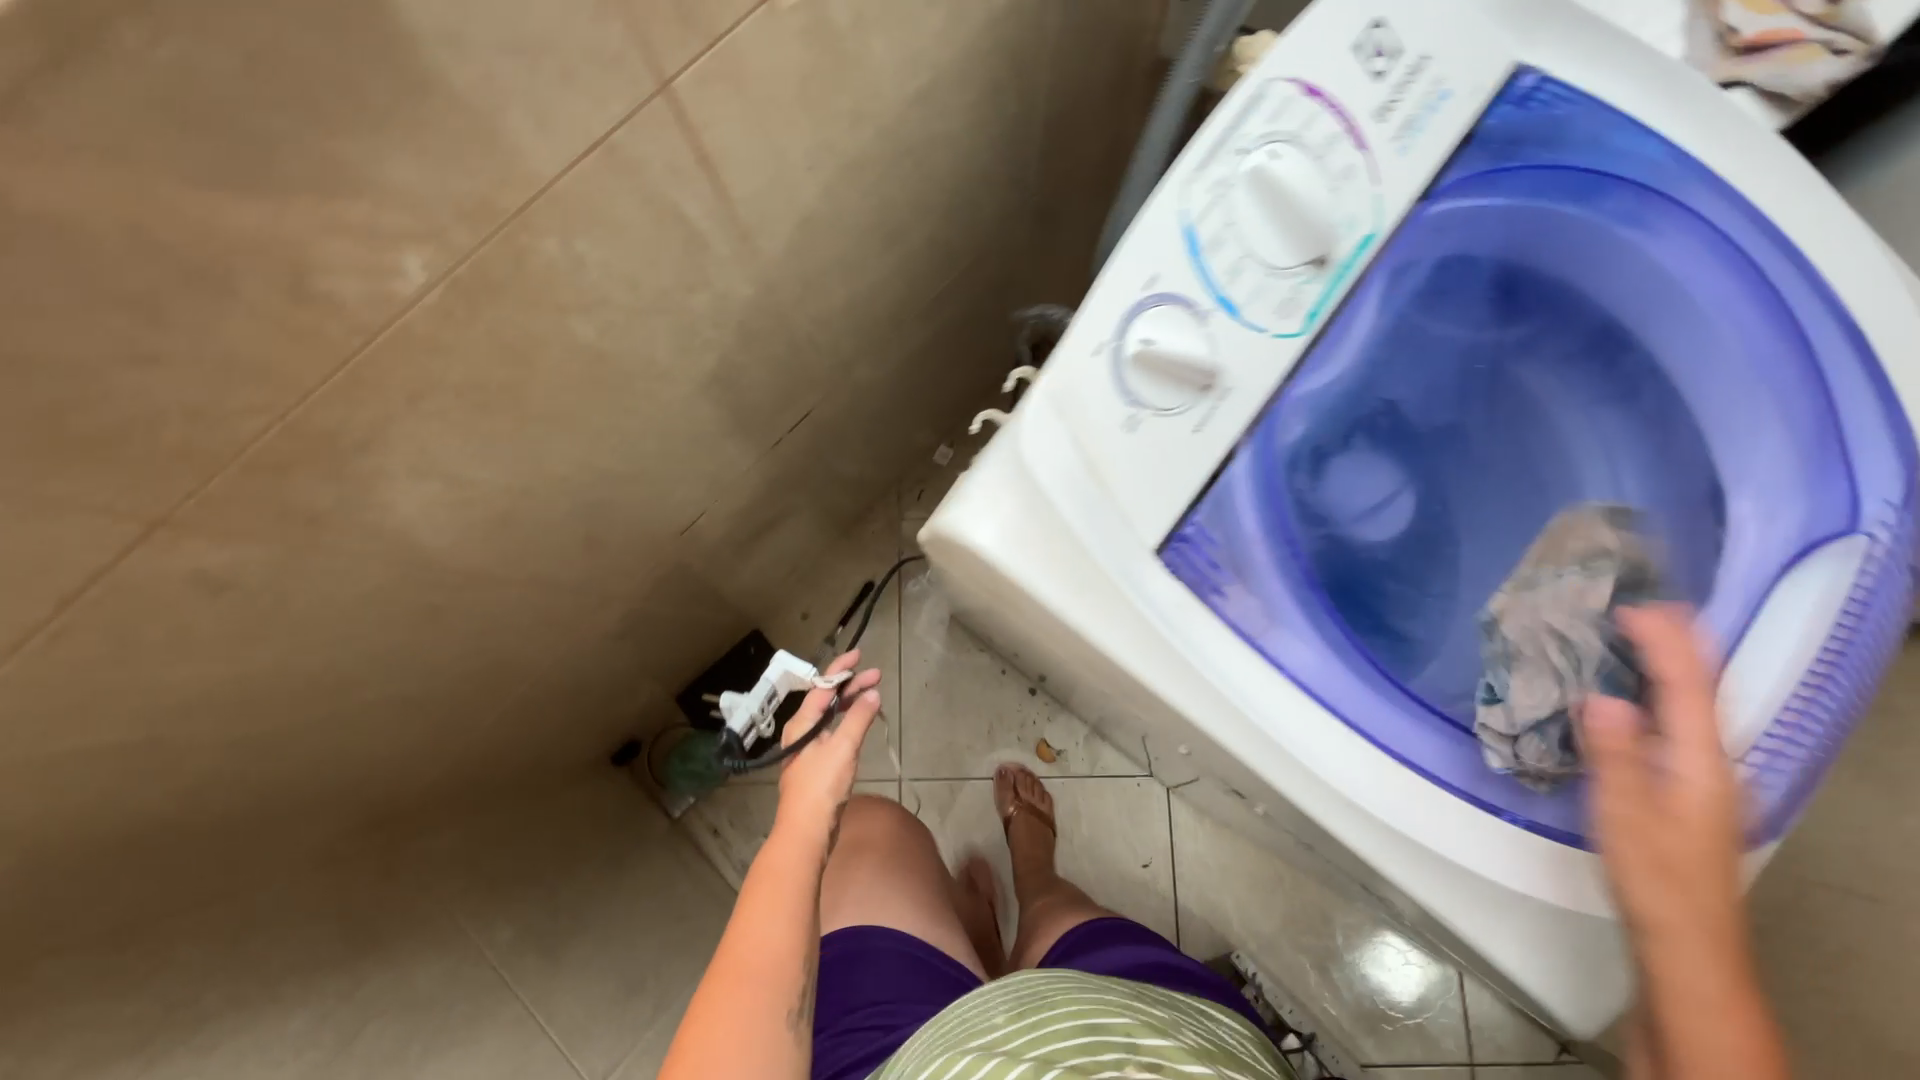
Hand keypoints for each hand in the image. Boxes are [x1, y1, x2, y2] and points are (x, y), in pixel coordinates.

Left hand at [775, 650, 882, 839]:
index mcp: (802, 723)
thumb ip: (858, 718)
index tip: (860, 655)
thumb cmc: (822, 786)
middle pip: (826, 700)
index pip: (822, 688)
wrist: (806, 830)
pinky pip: (833, 732)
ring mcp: (808, 749)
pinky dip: (848, 721)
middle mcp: (802, 731)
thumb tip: (872, 692)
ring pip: (830, 716)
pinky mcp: (817, 764)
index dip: (841, 670)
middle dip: (850, 686)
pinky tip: (860, 723)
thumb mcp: (843, 748)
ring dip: (850, 703)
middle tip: (877, 675)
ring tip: (871, 694)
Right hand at [1580, 605, 1745, 954]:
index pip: (1686, 688)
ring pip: (1699, 707)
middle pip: (1706, 690)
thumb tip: (1603, 698)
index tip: (1633, 608)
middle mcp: (1715, 763)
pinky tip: (1646, 696)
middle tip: (1649, 607)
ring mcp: (1709, 778)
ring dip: (1677, 666)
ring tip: (1648, 637)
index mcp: (1700, 763)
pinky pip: (1686, 725)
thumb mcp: (1624, 814)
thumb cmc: (1653, 876)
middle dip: (1683, 644)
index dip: (1664, 644)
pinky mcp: (1695, 791)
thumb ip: (1616, 755)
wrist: (1688, 937)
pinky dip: (1669, 695)